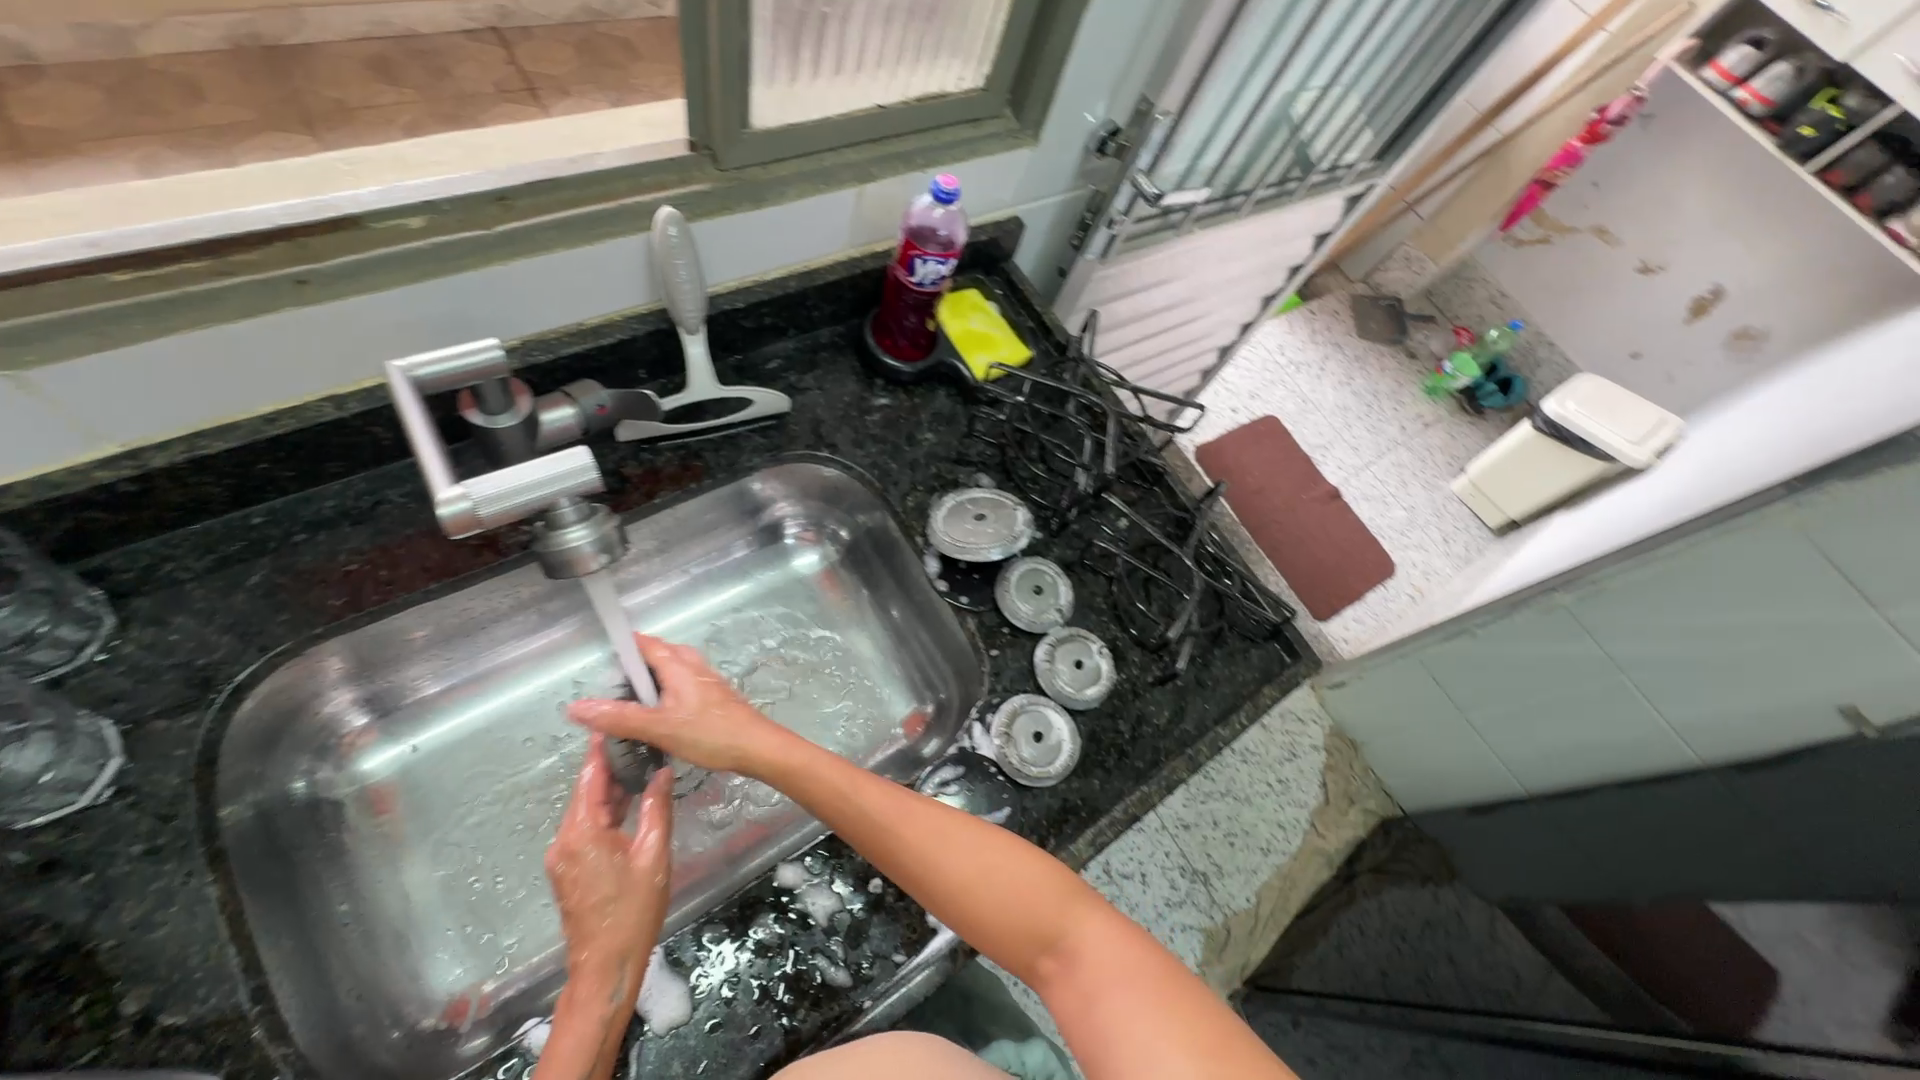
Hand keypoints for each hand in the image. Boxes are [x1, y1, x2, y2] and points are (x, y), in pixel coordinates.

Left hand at [545, 734, 674, 990]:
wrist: (605, 963)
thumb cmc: (634, 908)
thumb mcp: (654, 854)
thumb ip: (657, 808)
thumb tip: (662, 772)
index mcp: (583, 831)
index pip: (590, 778)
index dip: (601, 751)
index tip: (612, 725)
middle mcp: (564, 840)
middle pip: (586, 793)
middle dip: (609, 769)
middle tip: (636, 744)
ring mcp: (562, 857)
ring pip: (585, 812)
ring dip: (608, 793)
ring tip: (637, 769)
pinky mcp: (567, 871)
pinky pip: (584, 831)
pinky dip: (604, 814)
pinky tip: (627, 807)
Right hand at [568, 634, 790, 774]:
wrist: (758, 747)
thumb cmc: (709, 734)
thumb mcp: (658, 728)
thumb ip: (619, 718)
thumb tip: (575, 707)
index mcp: (678, 666)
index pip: (646, 644)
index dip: (625, 647)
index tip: (604, 661)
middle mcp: (694, 666)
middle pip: (661, 654)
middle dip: (638, 666)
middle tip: (616, 689)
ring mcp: (707, 681)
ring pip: (675, 670)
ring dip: (655, 681)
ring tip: (637, 704)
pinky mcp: (715, 697)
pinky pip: (685, 685)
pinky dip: (669, 693)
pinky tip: (664, 715)